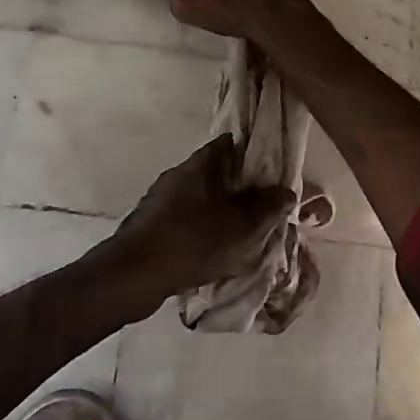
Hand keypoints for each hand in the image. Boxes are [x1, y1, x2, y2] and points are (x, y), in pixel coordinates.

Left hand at [108, 135, 294, 298]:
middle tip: (262, 207)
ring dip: (220, 210)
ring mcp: (160, 199)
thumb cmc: (191, 242)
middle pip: (216, 171)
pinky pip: (185, 218)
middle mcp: (178, 174)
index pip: (230, 144)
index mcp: (199, 165)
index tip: (271, 171)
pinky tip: (211, 250)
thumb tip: (286, 190)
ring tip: (241, 232)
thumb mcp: (238, 227)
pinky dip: (201, 228)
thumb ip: (265, 208)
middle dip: (239, 187)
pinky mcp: (151, 223)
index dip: (253, 153)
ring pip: (200, 197)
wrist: (133, 275)